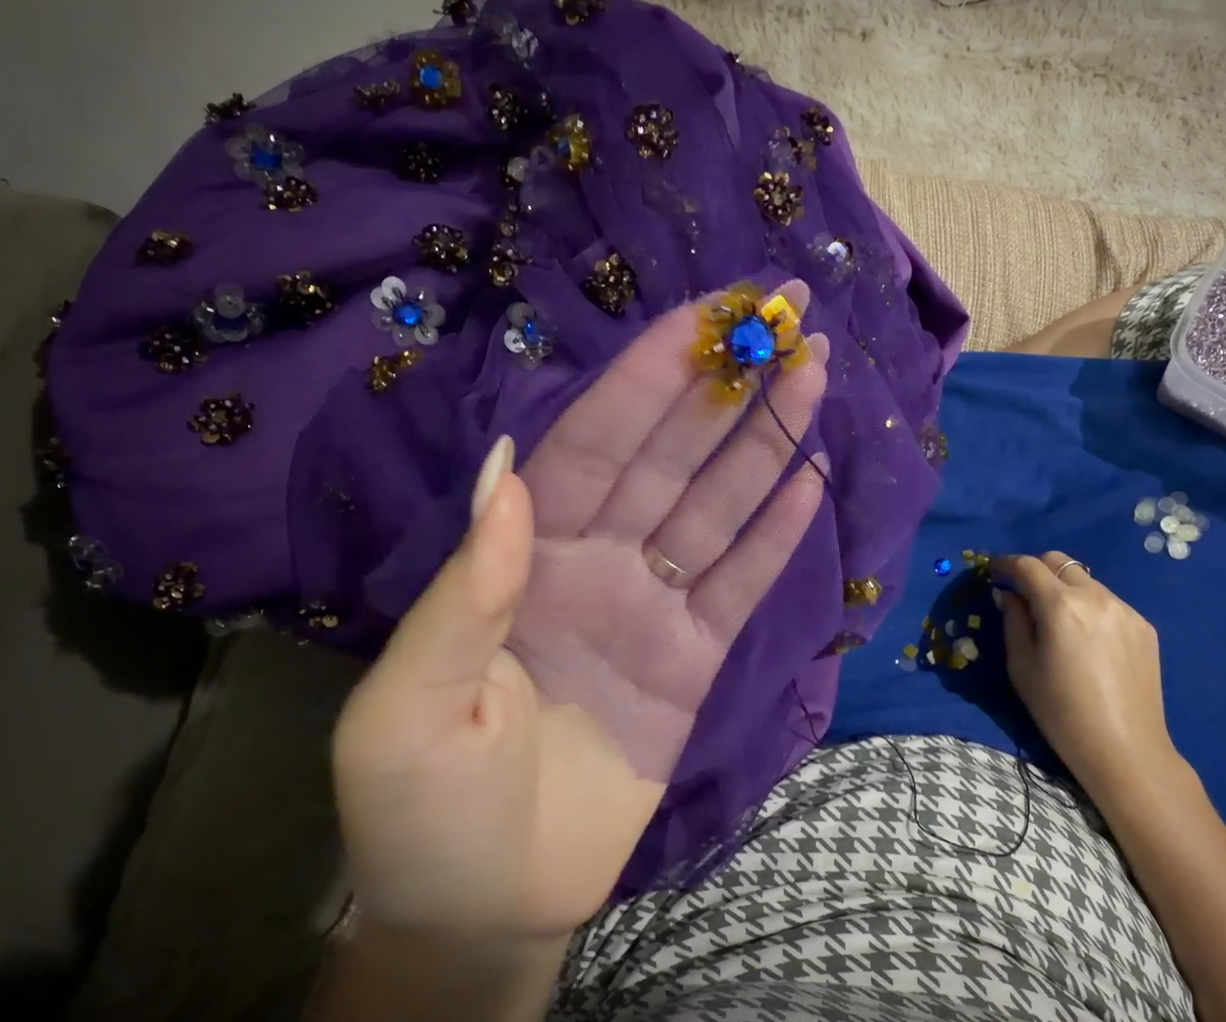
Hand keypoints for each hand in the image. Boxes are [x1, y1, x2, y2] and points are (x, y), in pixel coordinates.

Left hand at [331, 287, 828, 944]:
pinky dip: (776, 536)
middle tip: (788, 319)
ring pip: (717, 507)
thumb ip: (465, 590)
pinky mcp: (693, 660)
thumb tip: (507, 472)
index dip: (645, 378)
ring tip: (814, 377)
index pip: (592, 444)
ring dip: (765, 443)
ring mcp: (649, 608)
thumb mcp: (411, 707)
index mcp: (521, 557)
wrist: (488, 907)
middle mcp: (592, 563)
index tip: (703, 318)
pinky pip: (741, 585)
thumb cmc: (424, 811)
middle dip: (724, 387)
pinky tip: (811, 482)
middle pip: (669, 457)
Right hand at [996, 551, 1177, 778]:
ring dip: (1065, 588)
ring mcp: (1125, 609)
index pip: (1028, 565)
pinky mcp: (1144, 626)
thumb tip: (1009, 595)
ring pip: (1086, 581)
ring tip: (1057, 620)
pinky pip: (1109, 603)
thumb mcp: (1022, 666)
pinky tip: (1088, 641)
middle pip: (1059, 562)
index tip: (993, 569)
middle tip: (1022, 591)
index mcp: (1061, 606)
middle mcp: (1096, 597)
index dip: (1005, 563)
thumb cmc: (1061, 712)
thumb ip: (1013, 621)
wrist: (1125, 748)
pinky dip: (1090, 608)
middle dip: (1036, 569)